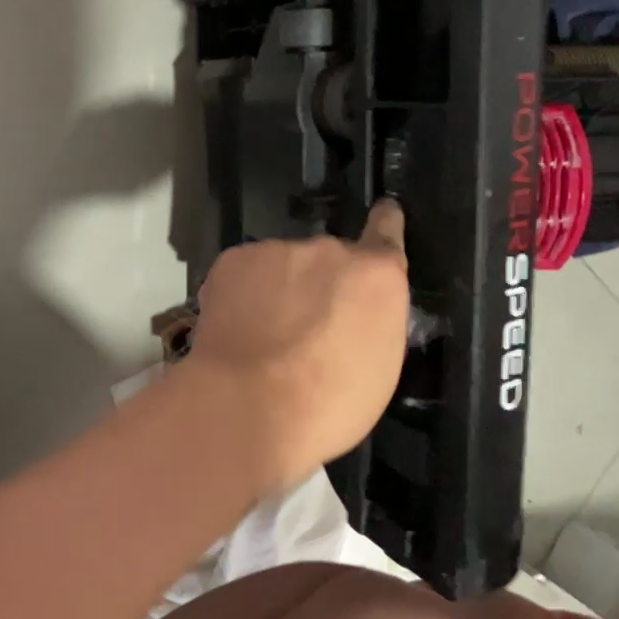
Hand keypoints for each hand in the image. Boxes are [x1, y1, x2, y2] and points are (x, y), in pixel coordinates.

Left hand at [187, 200, 409, 488]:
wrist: (247, 403)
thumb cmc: (327, 403)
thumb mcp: (378, 365)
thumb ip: (370, 319)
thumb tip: (351, 311)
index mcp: (376, 276)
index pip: (385, 234)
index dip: (383, 226)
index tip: (383, 214)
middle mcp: (328, 250)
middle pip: (326, 259)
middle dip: (318, 284)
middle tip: (303, 328)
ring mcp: (277, 250)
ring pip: (282, 265)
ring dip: (278, 288)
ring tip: (264, 334)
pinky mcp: (233, 259)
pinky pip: (245, 271)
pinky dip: (243, 292)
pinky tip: (237, 326)